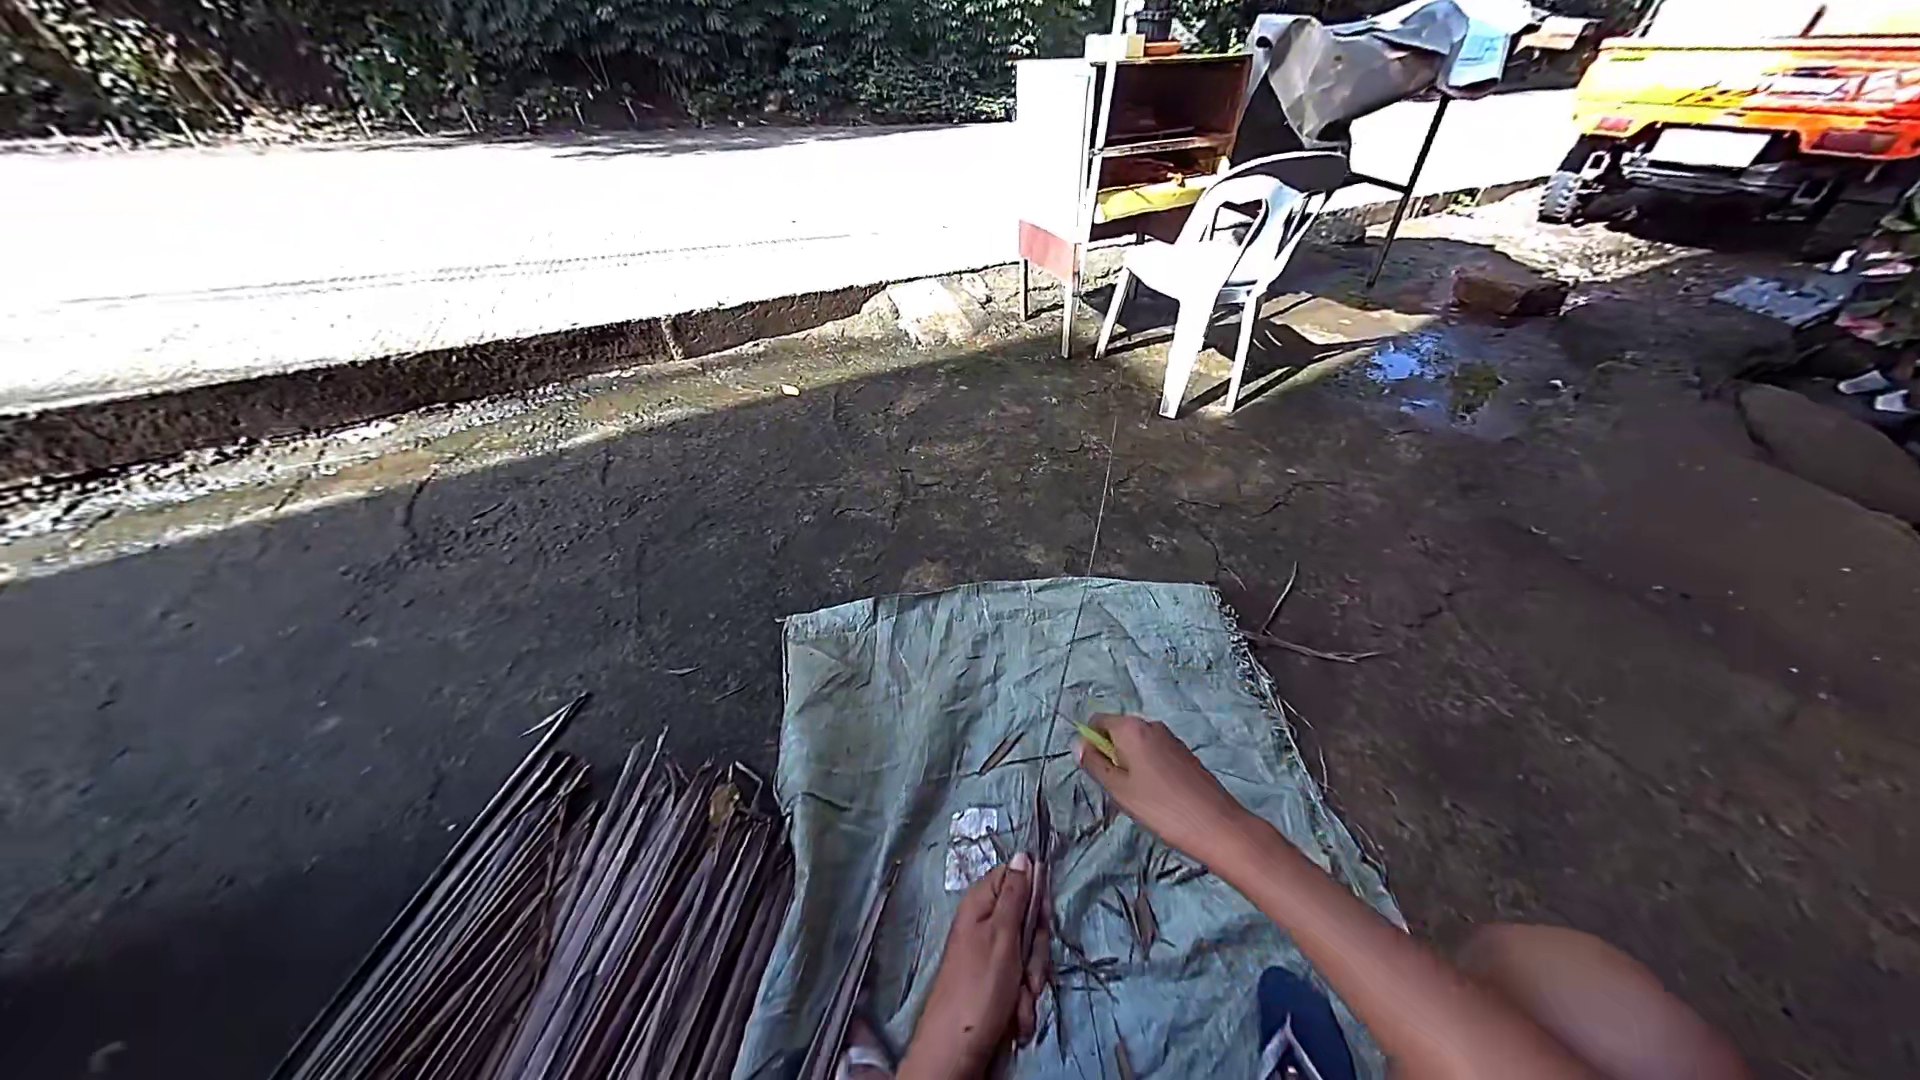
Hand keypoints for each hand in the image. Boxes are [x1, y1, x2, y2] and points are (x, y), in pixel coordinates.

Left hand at [897, 853, 1050, 1079]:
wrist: (956, 1051)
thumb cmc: (979, 988)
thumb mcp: (1002, 934)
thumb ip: (1015, 894)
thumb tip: (1022, 855)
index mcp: (981, 902)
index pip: (1015, 877)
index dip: (1033, 896)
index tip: (1040, 917)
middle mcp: (984, 922)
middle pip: (1026, 918)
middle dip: (1034, 950)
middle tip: (1027, 970)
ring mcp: (989, 953)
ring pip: (1027, 953)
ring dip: (1030, 980)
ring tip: (1018, 999)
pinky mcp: (994, 981)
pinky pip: (1020, 980)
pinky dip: (1022, 999)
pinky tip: (1015, 1016)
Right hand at [1074, 713, 1255, 865]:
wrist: (1217, 825)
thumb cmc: (1160, 807)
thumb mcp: (1118, 789)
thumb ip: (1094, 764)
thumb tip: (1078, 745)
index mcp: (1131, 728)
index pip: (1097, 721)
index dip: (1090, 743)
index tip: (1097, 771)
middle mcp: (1150, 724)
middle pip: (1118, 731)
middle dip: (1111, 754)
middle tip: (1118, 787)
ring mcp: (1170, 738)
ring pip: (1137, 743)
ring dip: (1130, 762)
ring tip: (1140, 795)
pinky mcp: (1185, 753)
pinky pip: (1155, 752)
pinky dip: (1149, 767)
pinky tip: (1159, 795)